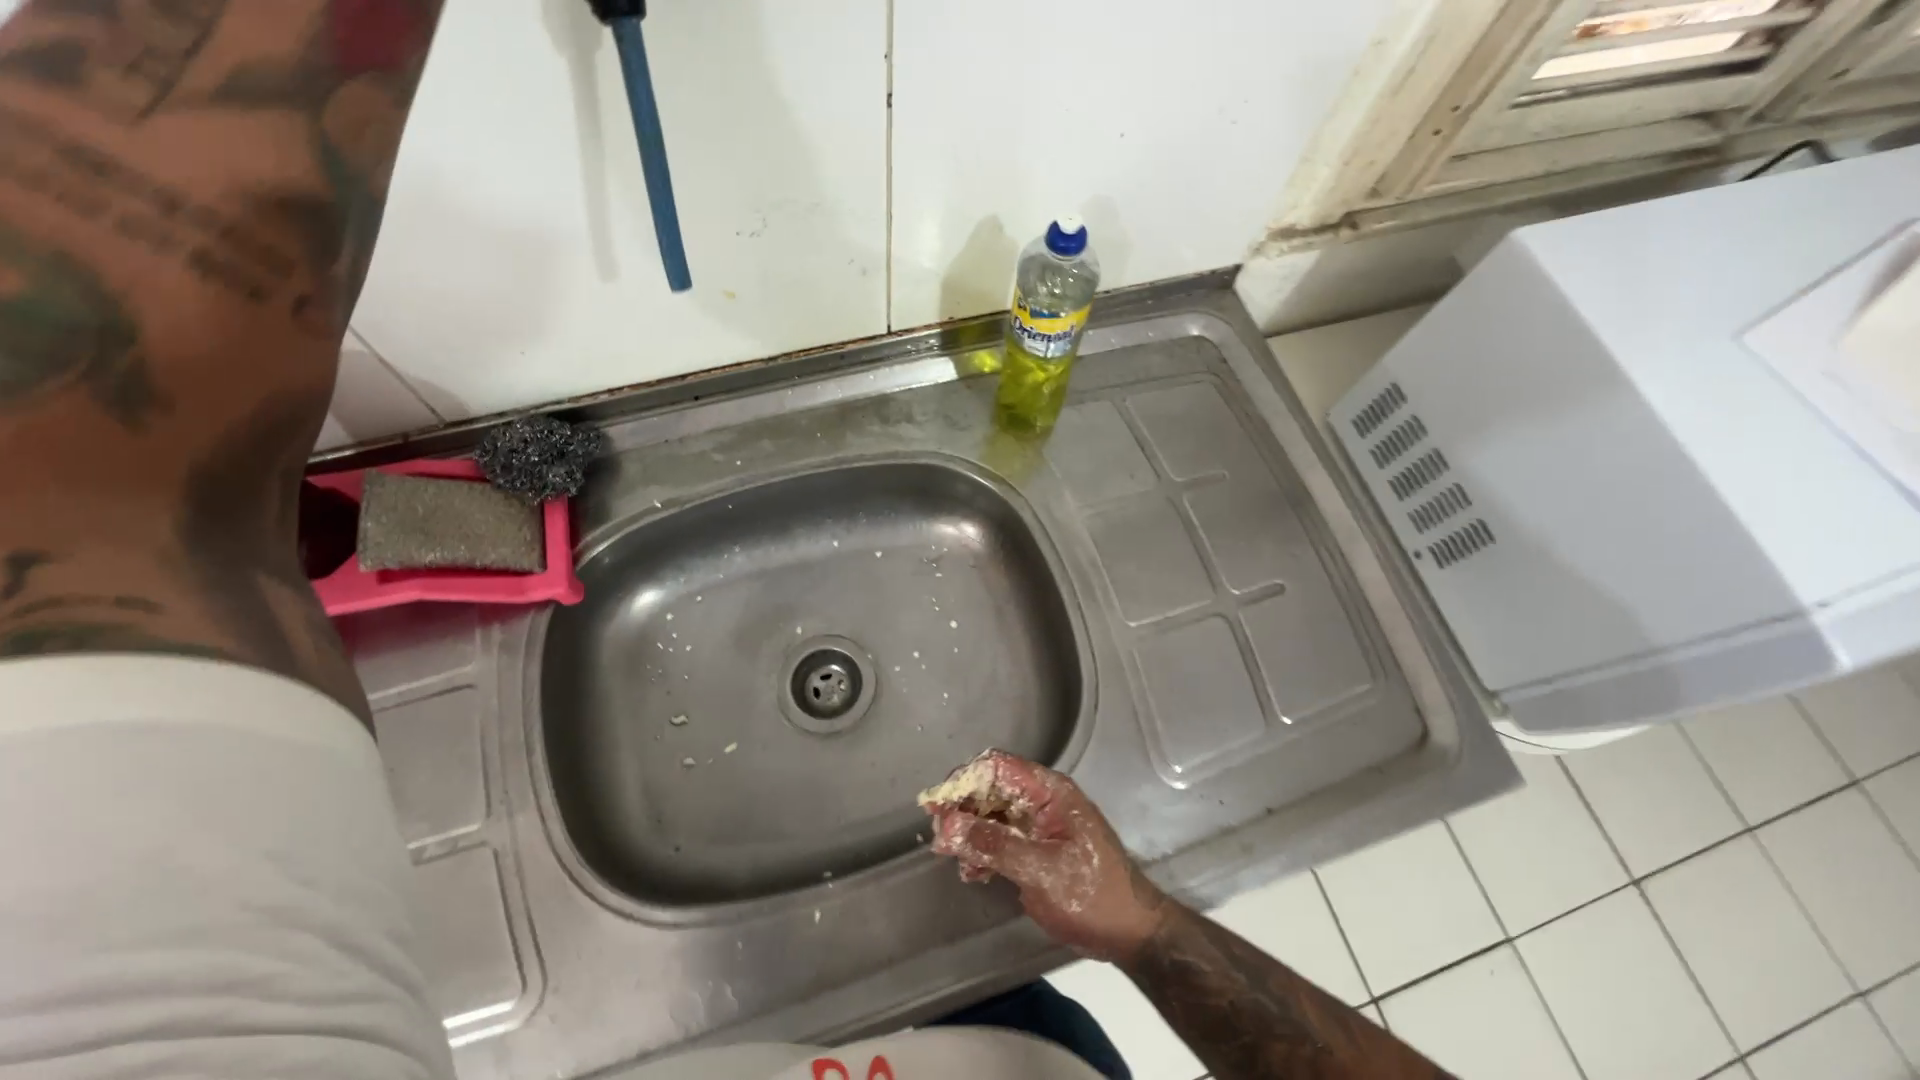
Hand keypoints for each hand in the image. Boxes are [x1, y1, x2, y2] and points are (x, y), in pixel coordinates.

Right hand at [922, 750, 1167, 961]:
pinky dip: (982, 852)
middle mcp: (1043, 802)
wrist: (1129, 933)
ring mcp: (1039, 827)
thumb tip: (947, 825)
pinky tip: (972, 873)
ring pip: (992, 815)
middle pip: (991, 790)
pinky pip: (1000, 840)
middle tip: (939, 835)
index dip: (965, 780)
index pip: (999, 768)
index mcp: (1051, 793)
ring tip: (950, 856)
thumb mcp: (1041, 870)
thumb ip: (994, 844)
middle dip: (962, 809)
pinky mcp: (1036, 851)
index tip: (938, 805)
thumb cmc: (1092, 896)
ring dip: (969, 832)